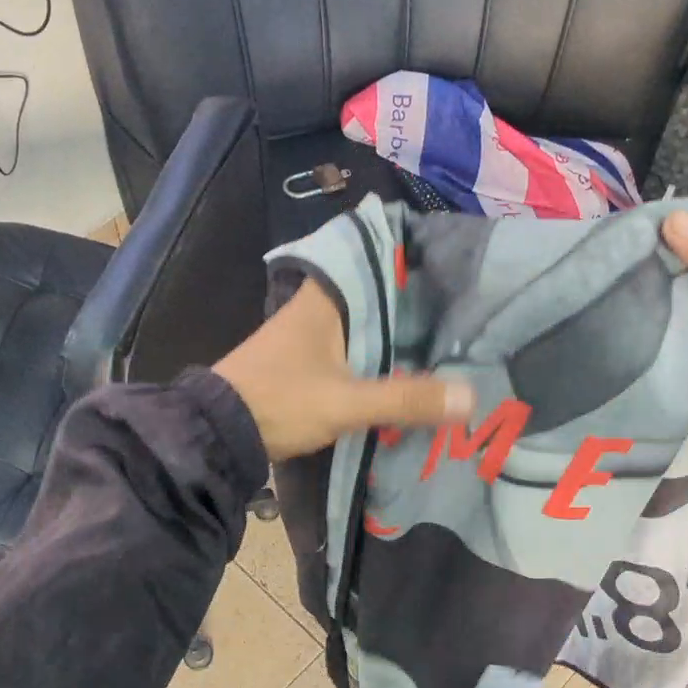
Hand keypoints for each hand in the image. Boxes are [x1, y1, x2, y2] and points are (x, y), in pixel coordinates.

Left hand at [213, 282, 474, 459]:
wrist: (217, 432)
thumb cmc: (280, 402)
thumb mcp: (345, 403)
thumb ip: (405, 399)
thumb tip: (470, 396)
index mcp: (325, 298)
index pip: (375, 258)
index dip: (411, 255)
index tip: (451, 257)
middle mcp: (317, 306)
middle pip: (376, 293)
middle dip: (414, 299)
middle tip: (464, 303)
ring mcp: (309, 334)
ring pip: (365, 321)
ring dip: (396, 328)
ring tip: (447, 331)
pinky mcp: (305, 361)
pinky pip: (353, 346)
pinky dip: (378, 351)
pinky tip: (406, 364)